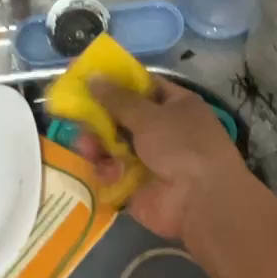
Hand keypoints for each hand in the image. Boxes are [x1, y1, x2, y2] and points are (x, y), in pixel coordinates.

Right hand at [75, 79, 246, 238]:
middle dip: (100, 118)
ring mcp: (149, 160)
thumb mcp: (150, 115)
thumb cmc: (181, 146)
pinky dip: (104, 170)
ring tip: (85, 146)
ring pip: (113, 146)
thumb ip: (118, 99)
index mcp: (176, 106)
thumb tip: (92, 76)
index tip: (87, 78)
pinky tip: (99, 169)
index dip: (117, 82)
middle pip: (122, 118)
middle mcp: (163, 131)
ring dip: (97, 144)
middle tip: (76, 116)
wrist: (200, 201)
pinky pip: (112, 173)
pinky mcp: (135, 186)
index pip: (143, 87)